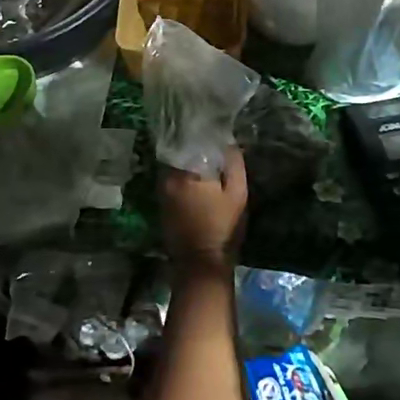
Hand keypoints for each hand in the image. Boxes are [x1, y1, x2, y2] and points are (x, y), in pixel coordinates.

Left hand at [159, 148, 247, 271]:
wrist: (202, 264)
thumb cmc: (223, 227)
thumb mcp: (237, 194)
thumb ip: (234, 164)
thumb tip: (229, 143)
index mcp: (185, 172)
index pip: (191, 142)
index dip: (205, 136)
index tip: (217, 135)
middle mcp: (168, 178)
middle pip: (181, 153)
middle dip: (195, 149)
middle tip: (213, 147)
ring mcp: (162, 192)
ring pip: (175, 167)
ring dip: (188, 163)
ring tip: (207, 163)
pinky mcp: (162, 204)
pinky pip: (172, 181)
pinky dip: (183, 177)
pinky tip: (197, 182)